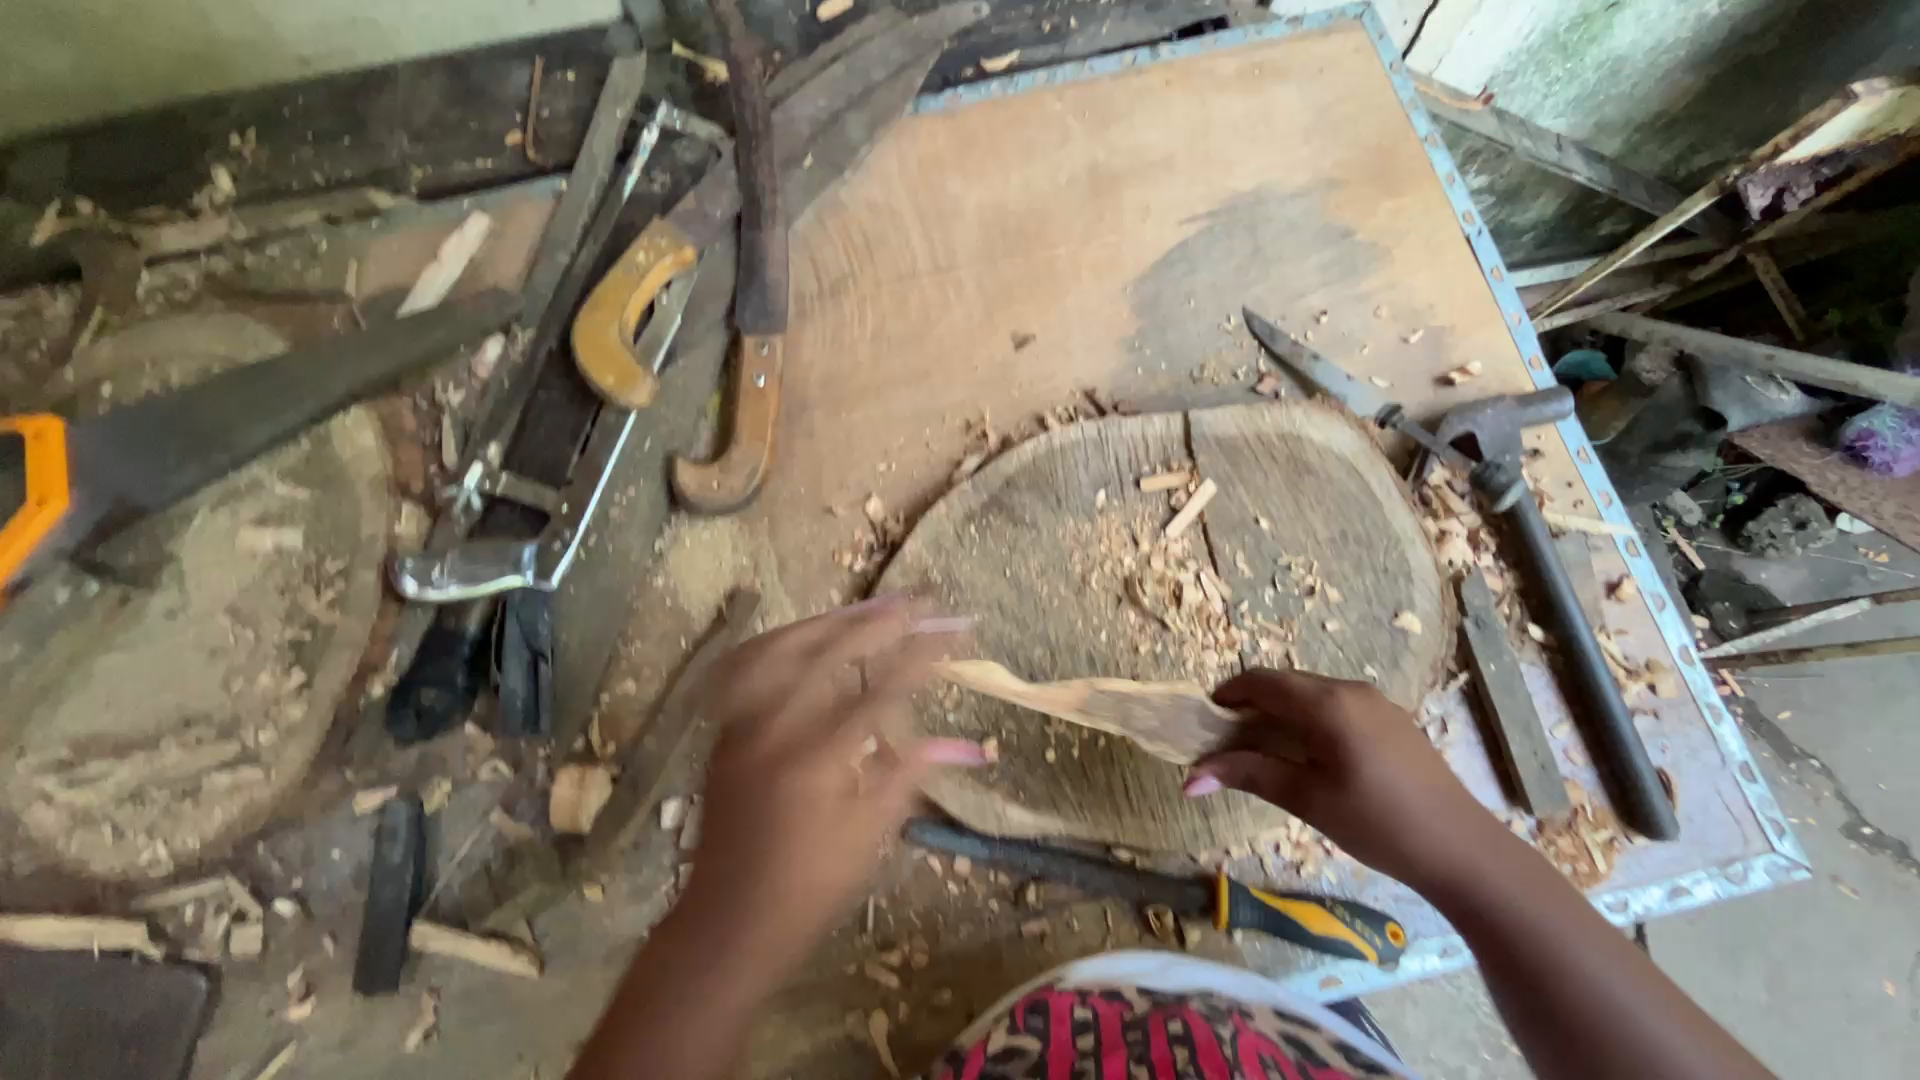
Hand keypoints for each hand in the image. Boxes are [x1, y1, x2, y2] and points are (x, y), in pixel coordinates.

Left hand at [681, 595, 983, 972]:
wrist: (729, 920)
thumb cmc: (810, 888)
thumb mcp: (869, 838)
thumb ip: (906, 776)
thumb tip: (953, 741)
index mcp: (816, 760)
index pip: (879, 691)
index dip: (920, 657)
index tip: (951, 632)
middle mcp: (773, 730)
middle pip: (829, 653)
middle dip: (879, 622)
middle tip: (918, 601)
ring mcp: (740, 725)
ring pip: (781, 648)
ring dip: (828, 621)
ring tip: (866, 609)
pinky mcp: (722, 731)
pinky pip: (745, 667)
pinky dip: (779, 641)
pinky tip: (801, 635)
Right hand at [1184, 668, 1503, 891]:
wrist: (1463, 850)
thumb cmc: (1377, 823)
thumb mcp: (1306, 799)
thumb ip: (1248, 775)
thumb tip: (1189, 778)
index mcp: (1328, 703)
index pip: (1263, 681)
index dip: (1228, 695)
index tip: (1207, 721)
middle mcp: (1352, 691)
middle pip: (1287, 683)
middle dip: (1252, 705)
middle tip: (1229, 741)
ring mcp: (1378, 704)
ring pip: (1313, 694)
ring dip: (1281, 712)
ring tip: (1265, 750)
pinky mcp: (1393, 722)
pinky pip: (1337, 707)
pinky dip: (1310, 720)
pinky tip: (1310, 756)